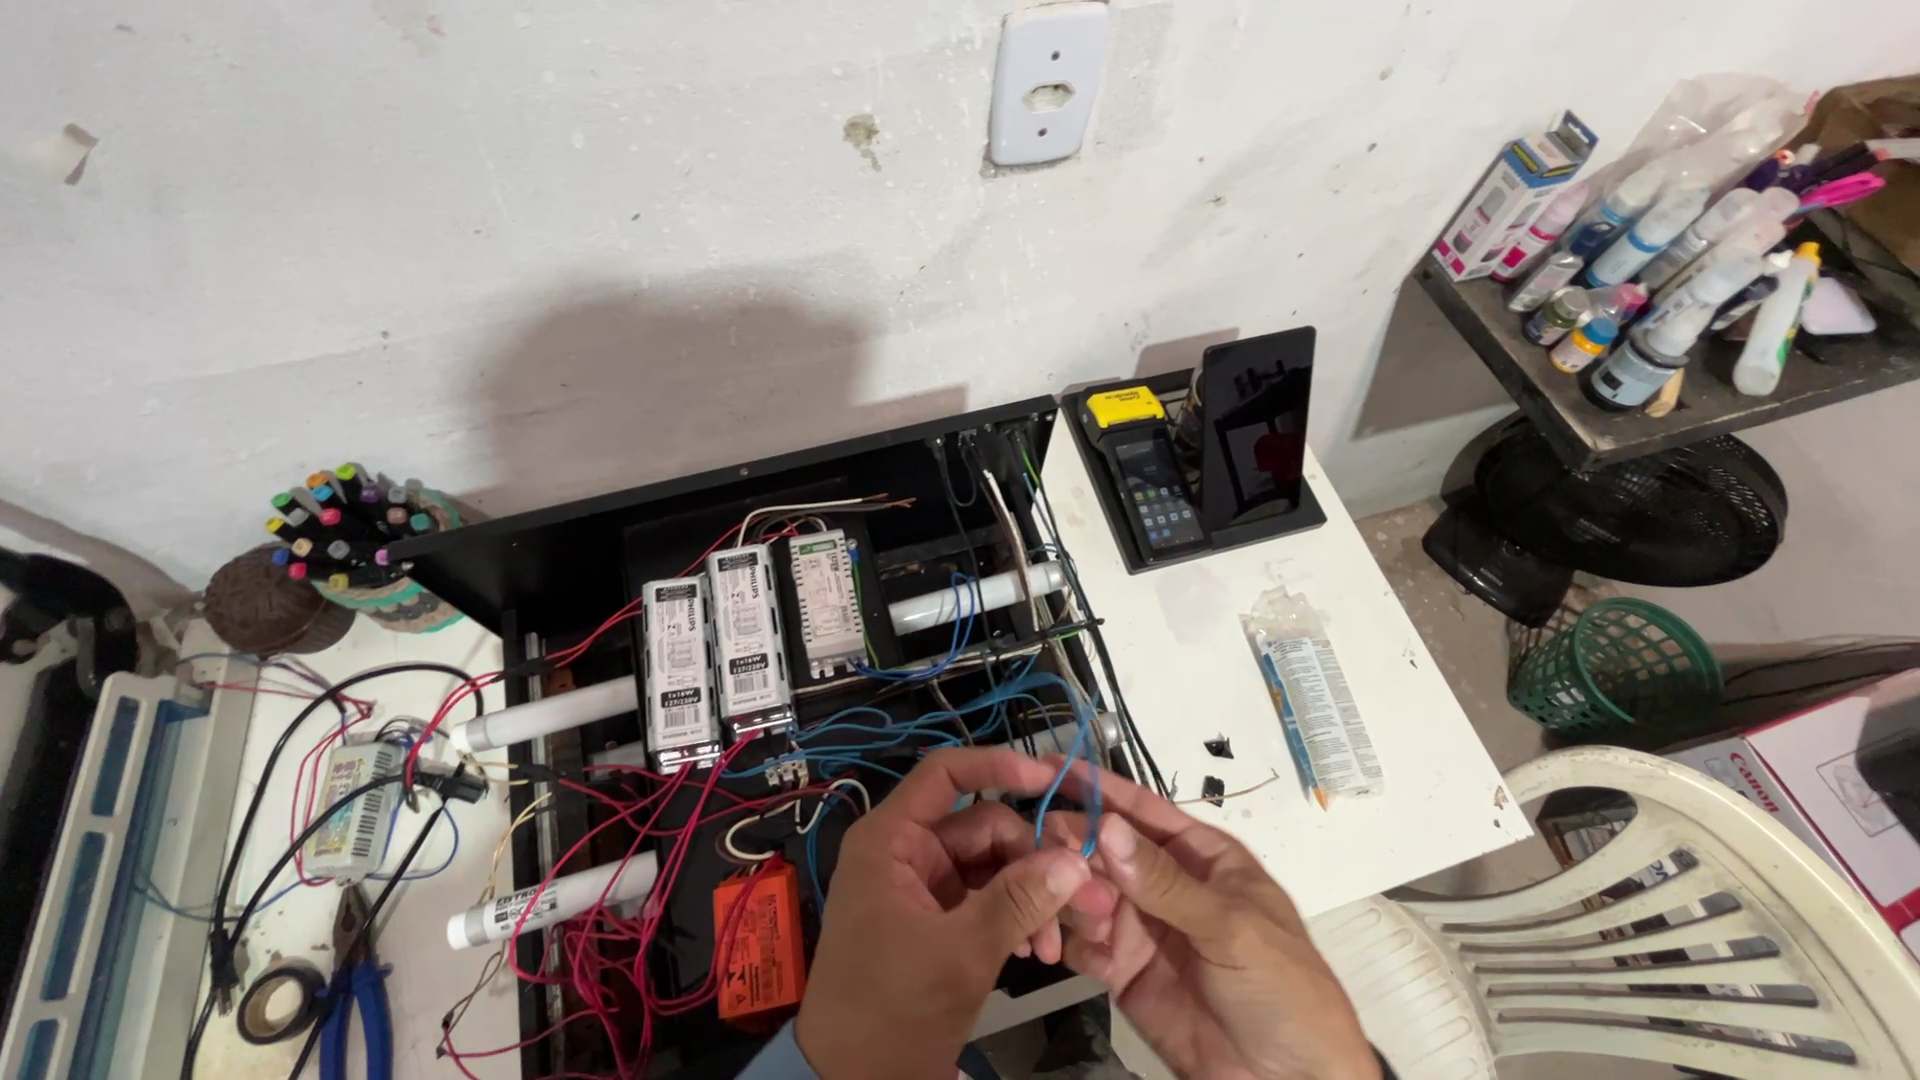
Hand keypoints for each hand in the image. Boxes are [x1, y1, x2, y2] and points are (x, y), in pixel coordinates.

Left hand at [796, 748, 1114, 1079]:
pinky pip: (985, 896)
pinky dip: (1014, 916)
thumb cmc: (890, 1011)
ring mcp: (921, 885)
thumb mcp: (960, 954)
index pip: (944, 774)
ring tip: (1057, 943)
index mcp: (892, 840)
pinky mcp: (935, 918)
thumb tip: (1074, 861)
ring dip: (1029, 895)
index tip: (1048, 778)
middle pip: (983, 827)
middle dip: (1032, 861)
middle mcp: (906, 851)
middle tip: (1081, 900)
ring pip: (991, 864)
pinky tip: (1037, 950)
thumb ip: (1019, 901)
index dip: (996, 765)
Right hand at [1048, 762, 1378, 1079]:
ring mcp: (1137, 923)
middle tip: (1042, 858)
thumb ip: (1165, 882)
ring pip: (1081, 888)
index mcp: (1197, 854)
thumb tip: (1106, 826)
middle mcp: (1160, 880)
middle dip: (1069, 846)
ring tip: (1069, 918)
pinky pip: (1077, 939)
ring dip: (1065, 894)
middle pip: (1101, 845)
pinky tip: (1049, 944)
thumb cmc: (1283, 989)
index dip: (1094, 786)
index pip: (1139, 809)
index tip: (1045, 767)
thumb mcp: (1230, 927)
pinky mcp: (1119, 968)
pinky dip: (1058, 935)